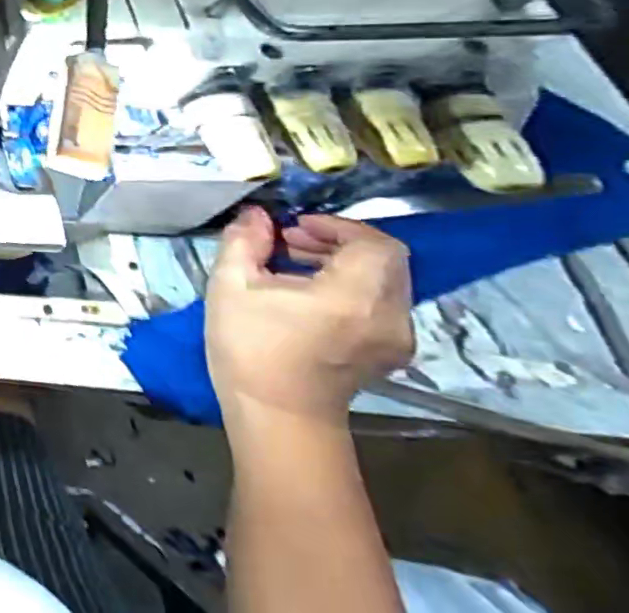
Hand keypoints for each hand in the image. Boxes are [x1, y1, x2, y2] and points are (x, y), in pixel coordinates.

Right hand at [205, 209, 413, 427]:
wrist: (274, 412)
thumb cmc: (249, 346)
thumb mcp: (230, 284)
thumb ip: (244, 241)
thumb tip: (257, 216)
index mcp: (354, 297)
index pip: (374, 243)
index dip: (337, 226)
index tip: (295, 227)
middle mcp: (390, 316)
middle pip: (386, 259)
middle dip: (338, 241)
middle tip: (290, 242)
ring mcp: (397, 337)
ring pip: (385, 280)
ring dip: (344, 262)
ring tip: (293, 266)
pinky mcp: (391, 350)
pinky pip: (381, 302)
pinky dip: (350, 286)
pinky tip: (308, 293)